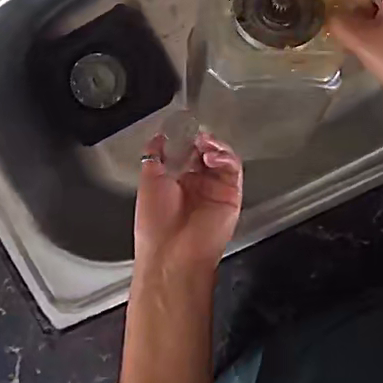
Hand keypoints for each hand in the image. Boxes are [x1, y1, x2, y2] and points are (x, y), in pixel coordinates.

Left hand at [134, 131, 242, 287]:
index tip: (183, 128)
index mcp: (177, 184)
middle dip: (201, 140)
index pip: (187, 154)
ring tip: (204, 143)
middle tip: (195, 134)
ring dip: (214, 145)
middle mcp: (198, 186)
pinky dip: (225, 156)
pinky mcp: (231, 194)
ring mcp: (215, 190)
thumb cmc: (155, 225)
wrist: (172, 254)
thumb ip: (154, 156)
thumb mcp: (148, 182)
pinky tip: (212, 155)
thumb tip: (157, 137)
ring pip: (222, 157)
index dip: (186, 139)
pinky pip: (233, 168)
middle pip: (206, 153)